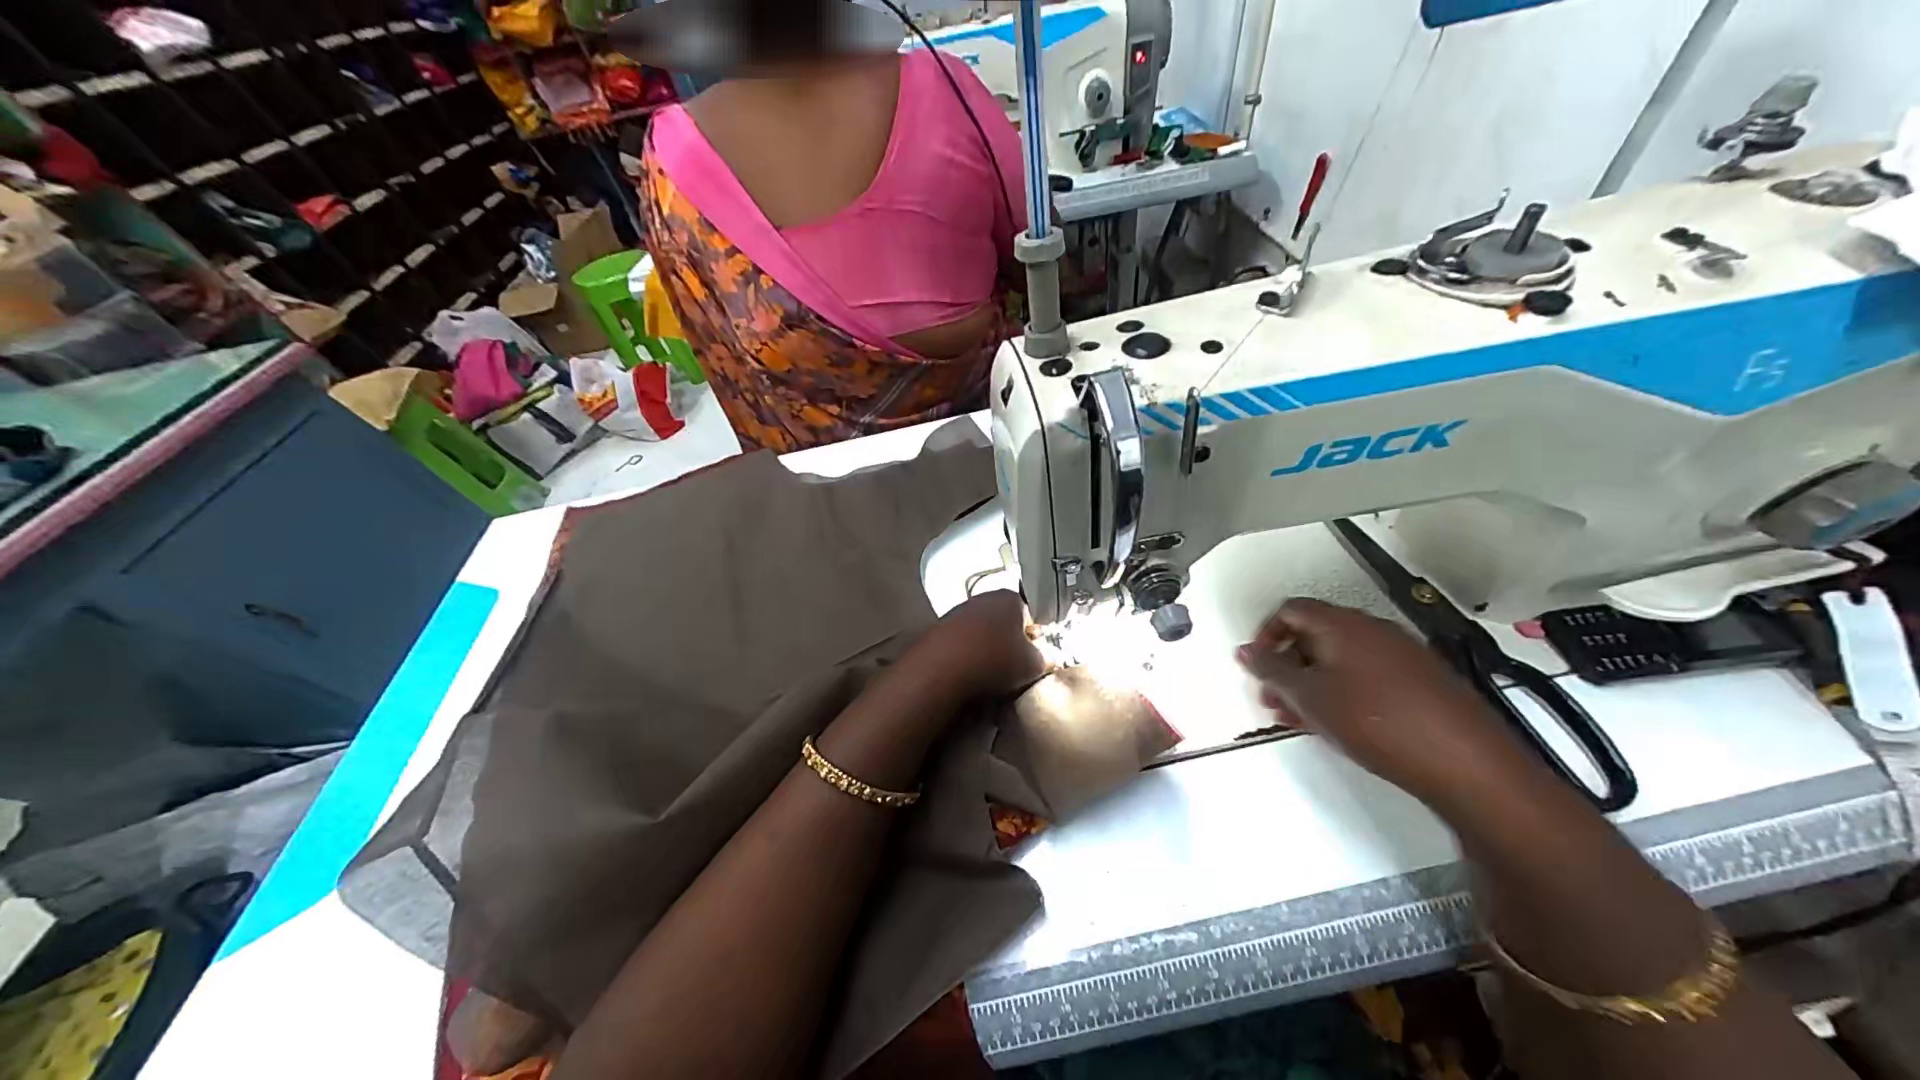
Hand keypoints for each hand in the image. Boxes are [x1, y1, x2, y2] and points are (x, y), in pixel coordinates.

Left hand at [912, 590, 1047, 699]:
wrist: (942, 669)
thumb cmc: (997, 660)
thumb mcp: (1034, 664)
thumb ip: (1044, 658)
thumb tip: (1044, 657)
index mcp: (1010, 598)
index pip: (1030, 615)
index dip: (1034, 638)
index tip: (1034, 658)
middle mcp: (983, 597)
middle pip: (1004, 622)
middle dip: (1009, 642)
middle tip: (1013, 668)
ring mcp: (957, 612)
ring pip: (981, 632)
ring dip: (986, 649)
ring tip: (988, 675)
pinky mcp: (937, 630)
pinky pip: (961, 643)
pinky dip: (966, 656)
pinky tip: (967, 673)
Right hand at [1235, 598, 1539, 808]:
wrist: (1462, 761)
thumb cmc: (1377, 722)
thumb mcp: (1308, 697)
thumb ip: (1271, 671)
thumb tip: (1247, 652)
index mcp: (1342, 624)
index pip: (1290, 610)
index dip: (1265, 636)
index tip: (1257, 667)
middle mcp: (1373, 628)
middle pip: (1315, 633)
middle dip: (1288, 664)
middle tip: (1275, 697)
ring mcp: (1401, 653)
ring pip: (1341, 657)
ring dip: (1313, 680)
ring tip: (1303, 716)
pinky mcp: (1421, 679)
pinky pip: (1367, 673)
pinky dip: (1343, 690)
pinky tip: (1339, 723)